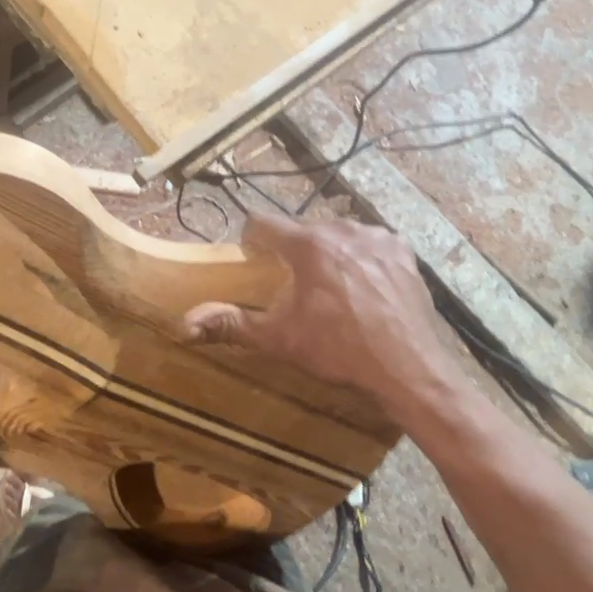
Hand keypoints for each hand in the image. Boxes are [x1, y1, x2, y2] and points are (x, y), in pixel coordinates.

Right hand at [182, 216, 459, 419]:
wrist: (408, 370)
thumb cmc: (338, 351)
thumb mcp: (279, 339)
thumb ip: (231, 324)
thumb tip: (184, 324)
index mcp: (306, 244)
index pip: (262, 221)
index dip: (252, 240)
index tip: (255, 263)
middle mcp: (340, 228)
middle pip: (301, 229)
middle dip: (293, 253)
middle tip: (297, 290)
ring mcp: (375, 236)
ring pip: (335, 234)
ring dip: (327, 253)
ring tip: (333, 291)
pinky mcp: (401, 250)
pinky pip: (368, 243)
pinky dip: (360, 258)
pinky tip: (364, 288)